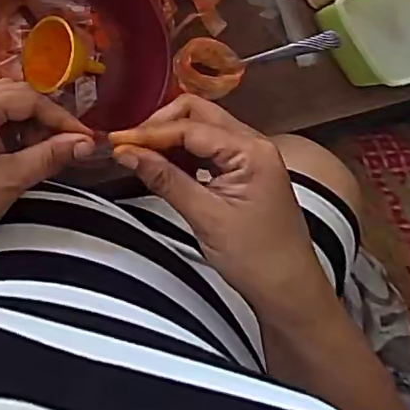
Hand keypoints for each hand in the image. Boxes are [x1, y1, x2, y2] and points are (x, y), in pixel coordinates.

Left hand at [0, 79, 95, 254]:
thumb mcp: (11, 178)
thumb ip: (50, 155)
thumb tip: (86, 143)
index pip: (28, 98)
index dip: (61, 118)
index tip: (87, 139)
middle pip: (18, 96)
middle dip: (48, 119)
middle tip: (74, 143)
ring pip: (8, 106)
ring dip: (33, 125)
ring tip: (54, 150)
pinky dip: (17, 131)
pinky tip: (31, 150)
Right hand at [108, 96, 331, 316]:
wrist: (292, 296)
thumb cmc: (256, 259)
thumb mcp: (205, 217)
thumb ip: (164, 178)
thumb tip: (125, 152)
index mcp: (251, 151)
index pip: (189, 127)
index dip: (149, 133)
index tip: (117, 142)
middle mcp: (253, 143)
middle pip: (196, 113)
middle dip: (159, 124)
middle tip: (130, 144)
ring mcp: (250, 154)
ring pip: (200, 125)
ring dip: (169, 135)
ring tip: (142, 154)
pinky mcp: (244, 168)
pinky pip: (206, 144)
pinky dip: (182, 149)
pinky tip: (165, 165)